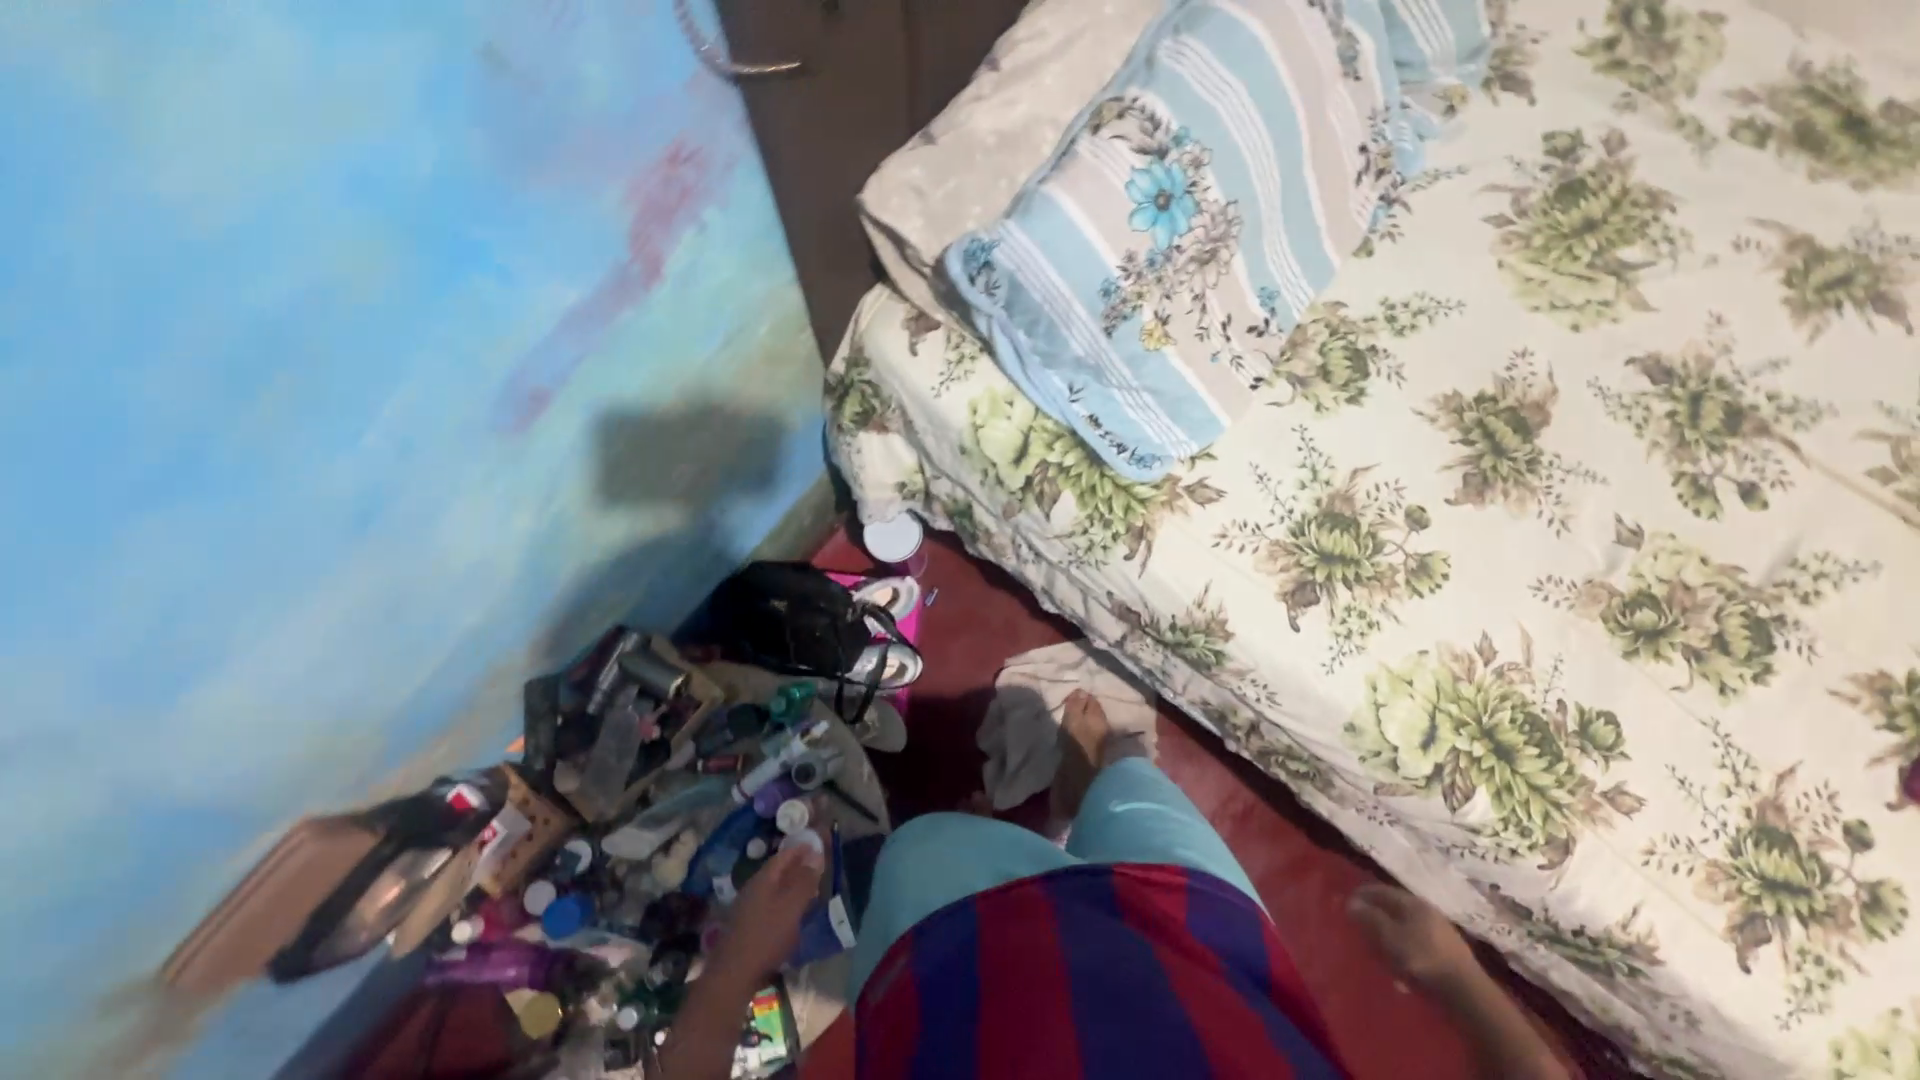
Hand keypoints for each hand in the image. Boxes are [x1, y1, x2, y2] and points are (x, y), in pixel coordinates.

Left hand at [709, 837, 824, 983]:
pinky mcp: (746, 925)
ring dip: (791, 885)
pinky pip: (769, 904)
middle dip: (797, 866)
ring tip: (810, 889)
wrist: (733, 975)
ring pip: (773, 888)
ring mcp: (747, 907)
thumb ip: (804, 880)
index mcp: (764, 879)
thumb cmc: (766, 936)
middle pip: (777, 871)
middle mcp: (753, 888)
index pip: (784, 855)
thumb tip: (815, 853)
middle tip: (818, 866)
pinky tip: (792, 914)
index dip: (802, 848)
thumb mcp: (792, 906)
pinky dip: (784, 902)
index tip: (819, 845)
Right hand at [1348, 883, 1481, 990]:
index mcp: (1412, 902)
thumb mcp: (1390, 936)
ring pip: (1406, 922)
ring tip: (1377, 942)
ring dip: (1390, 929)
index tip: (1347, 901)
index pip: (1381, 890)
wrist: (1465, 989)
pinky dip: (1403, 942)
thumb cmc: (1422, 958)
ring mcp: (1439, 928)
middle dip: (1376, 912)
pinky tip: (1400, 957)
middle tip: (1360, 922)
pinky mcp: (1447, 947)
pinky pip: (1417, 938)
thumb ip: (1370, 918)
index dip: (1362, 894)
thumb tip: (1351, 902)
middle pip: (1394, 905)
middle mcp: (1426, 909)